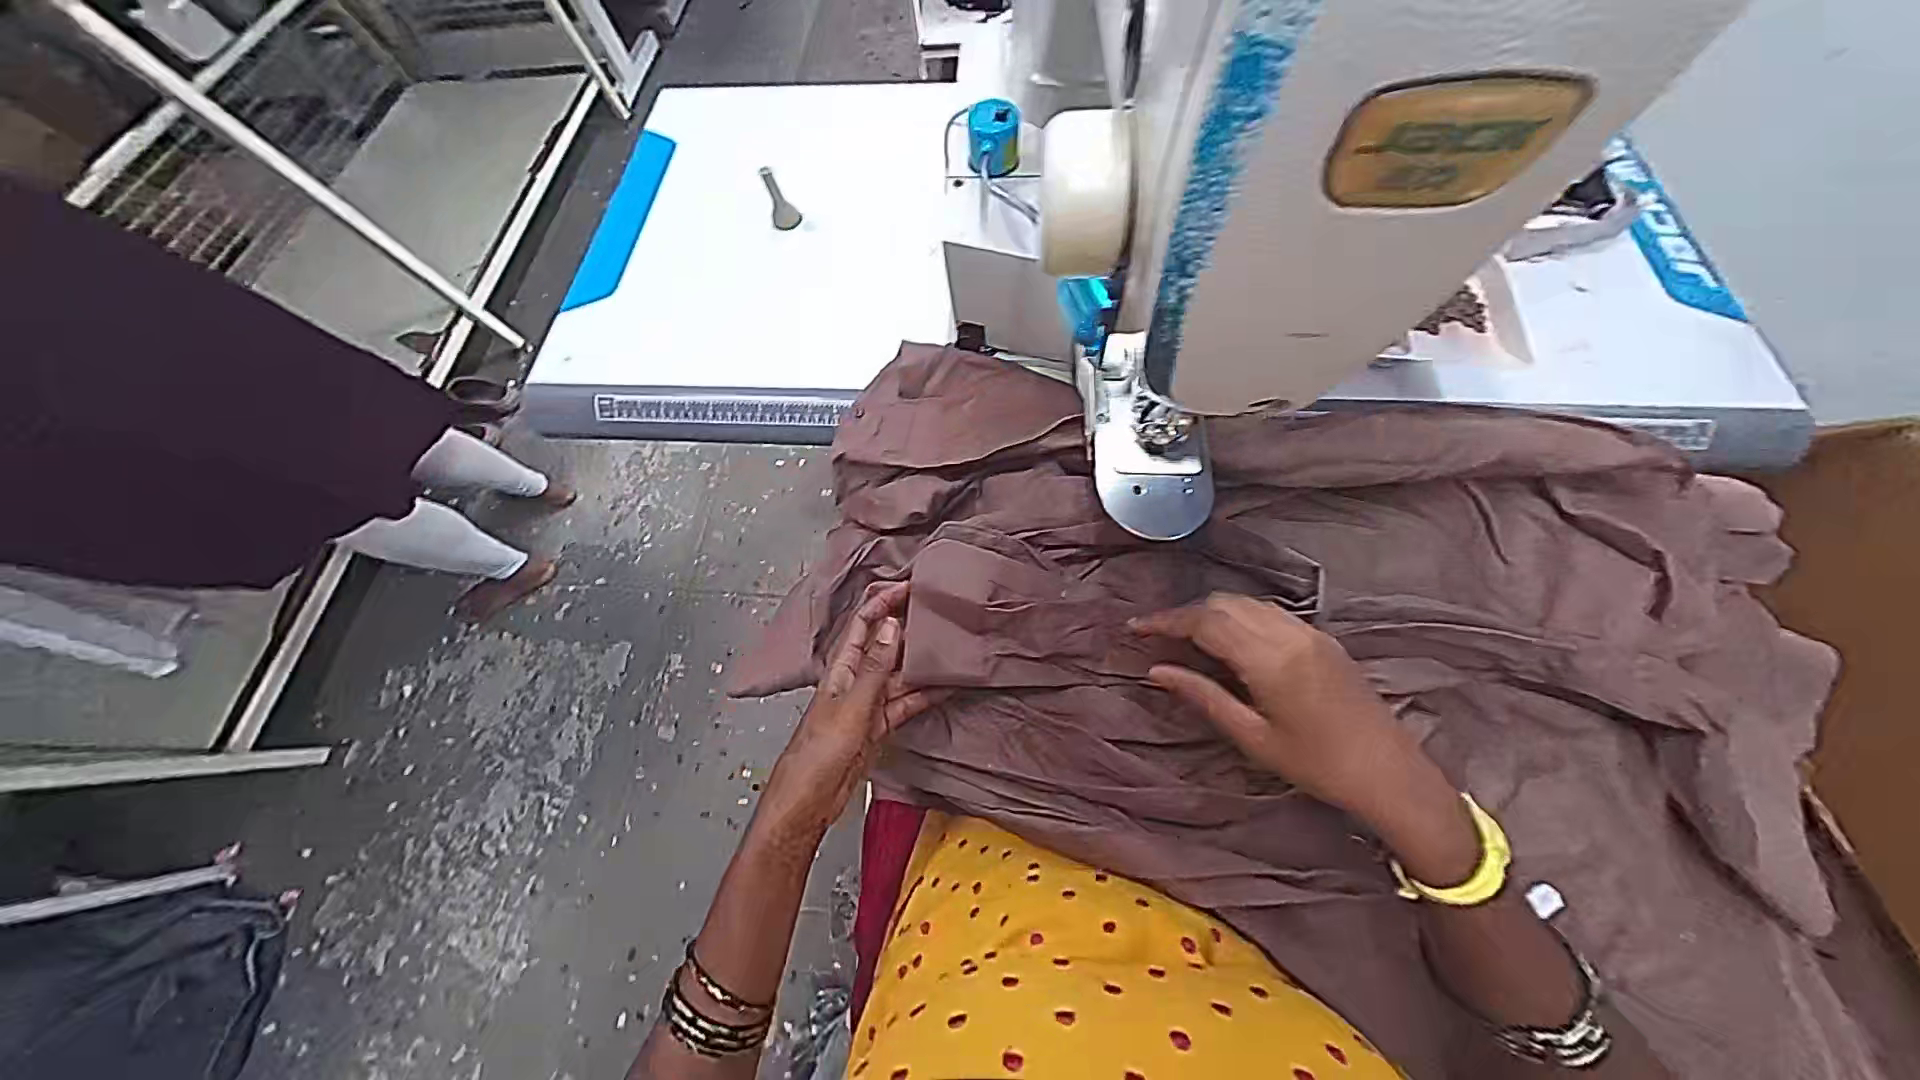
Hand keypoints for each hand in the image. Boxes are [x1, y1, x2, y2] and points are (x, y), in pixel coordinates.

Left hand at [758, 582, 946, 838]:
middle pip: (885, 644)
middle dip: (908, 625)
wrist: (808, 802)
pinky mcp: (879, 725)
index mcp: (841, 668)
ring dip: (922, 660)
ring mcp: (869, 703)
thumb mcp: (851, 707)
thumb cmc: (816, 755)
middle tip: (938, 610)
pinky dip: (925, 694)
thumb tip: (891, 626)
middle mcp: (855, 680)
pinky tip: (946, 686)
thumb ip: (875, 668)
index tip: (910, 587)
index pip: (864, 623)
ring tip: (949, 644)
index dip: (884, 601)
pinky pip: (907, 702)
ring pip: (900, 673)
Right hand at [1132, 593, 1476, 881]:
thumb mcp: (1252, 736)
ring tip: (1187, 635)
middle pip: (1223, 603)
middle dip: (1185, 613)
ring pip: (1246, 603)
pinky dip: (1239, 615)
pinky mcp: (1322, 638)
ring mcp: (1310, 632)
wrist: (1392, 774)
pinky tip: (1228, 638)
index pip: (1205, 622)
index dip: (1166, 621)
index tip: (1136, 627)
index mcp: (1270, 659)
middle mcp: (1289, 634)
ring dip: (1212, 611)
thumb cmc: (1317, 765)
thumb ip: (1203, 695)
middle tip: (1158, 634)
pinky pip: (1268, 612)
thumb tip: (1157, 670)